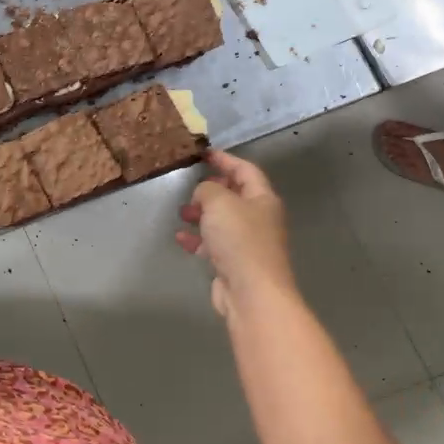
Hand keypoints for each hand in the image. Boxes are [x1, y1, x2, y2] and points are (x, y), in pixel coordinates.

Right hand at [176, 150, 297, 318]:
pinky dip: (197, 238)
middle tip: (191, 185)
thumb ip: (208, 189)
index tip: (204, 153)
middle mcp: (259, 217)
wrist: (251, 289)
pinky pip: (213, 242)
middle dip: (212, 188)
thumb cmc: (239, 240)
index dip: (225, 160)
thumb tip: (203, 192)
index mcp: (262, 199)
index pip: (246, 170)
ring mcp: (247, 241)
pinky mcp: (234, 260)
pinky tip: (181, 238)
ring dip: (202, 213)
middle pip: (235, 195)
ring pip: (222, 219)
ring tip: (182, 212)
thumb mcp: (219, 202)